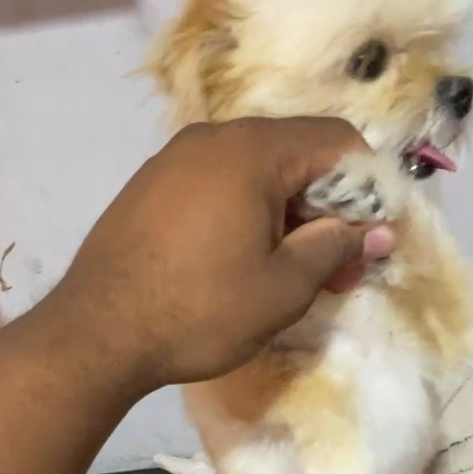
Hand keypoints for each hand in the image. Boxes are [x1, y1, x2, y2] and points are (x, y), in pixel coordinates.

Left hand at [38, 117, 395, 391]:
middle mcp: (211, 139)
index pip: (337, 143)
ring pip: (253, 176)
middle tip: (337, 271)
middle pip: (294, 157)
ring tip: (291, 276)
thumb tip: (377, 229)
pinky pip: (214, 190)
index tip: (371, 241)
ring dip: (286, 219)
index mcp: (252, 150)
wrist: (95, 334)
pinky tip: (241, 265)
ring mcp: (172, 162)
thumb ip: (336, 247)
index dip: (369, 190)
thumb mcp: (282, 287)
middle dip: (327, 211)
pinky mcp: (148, 191)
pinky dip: (243, 218)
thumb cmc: (198, 311)